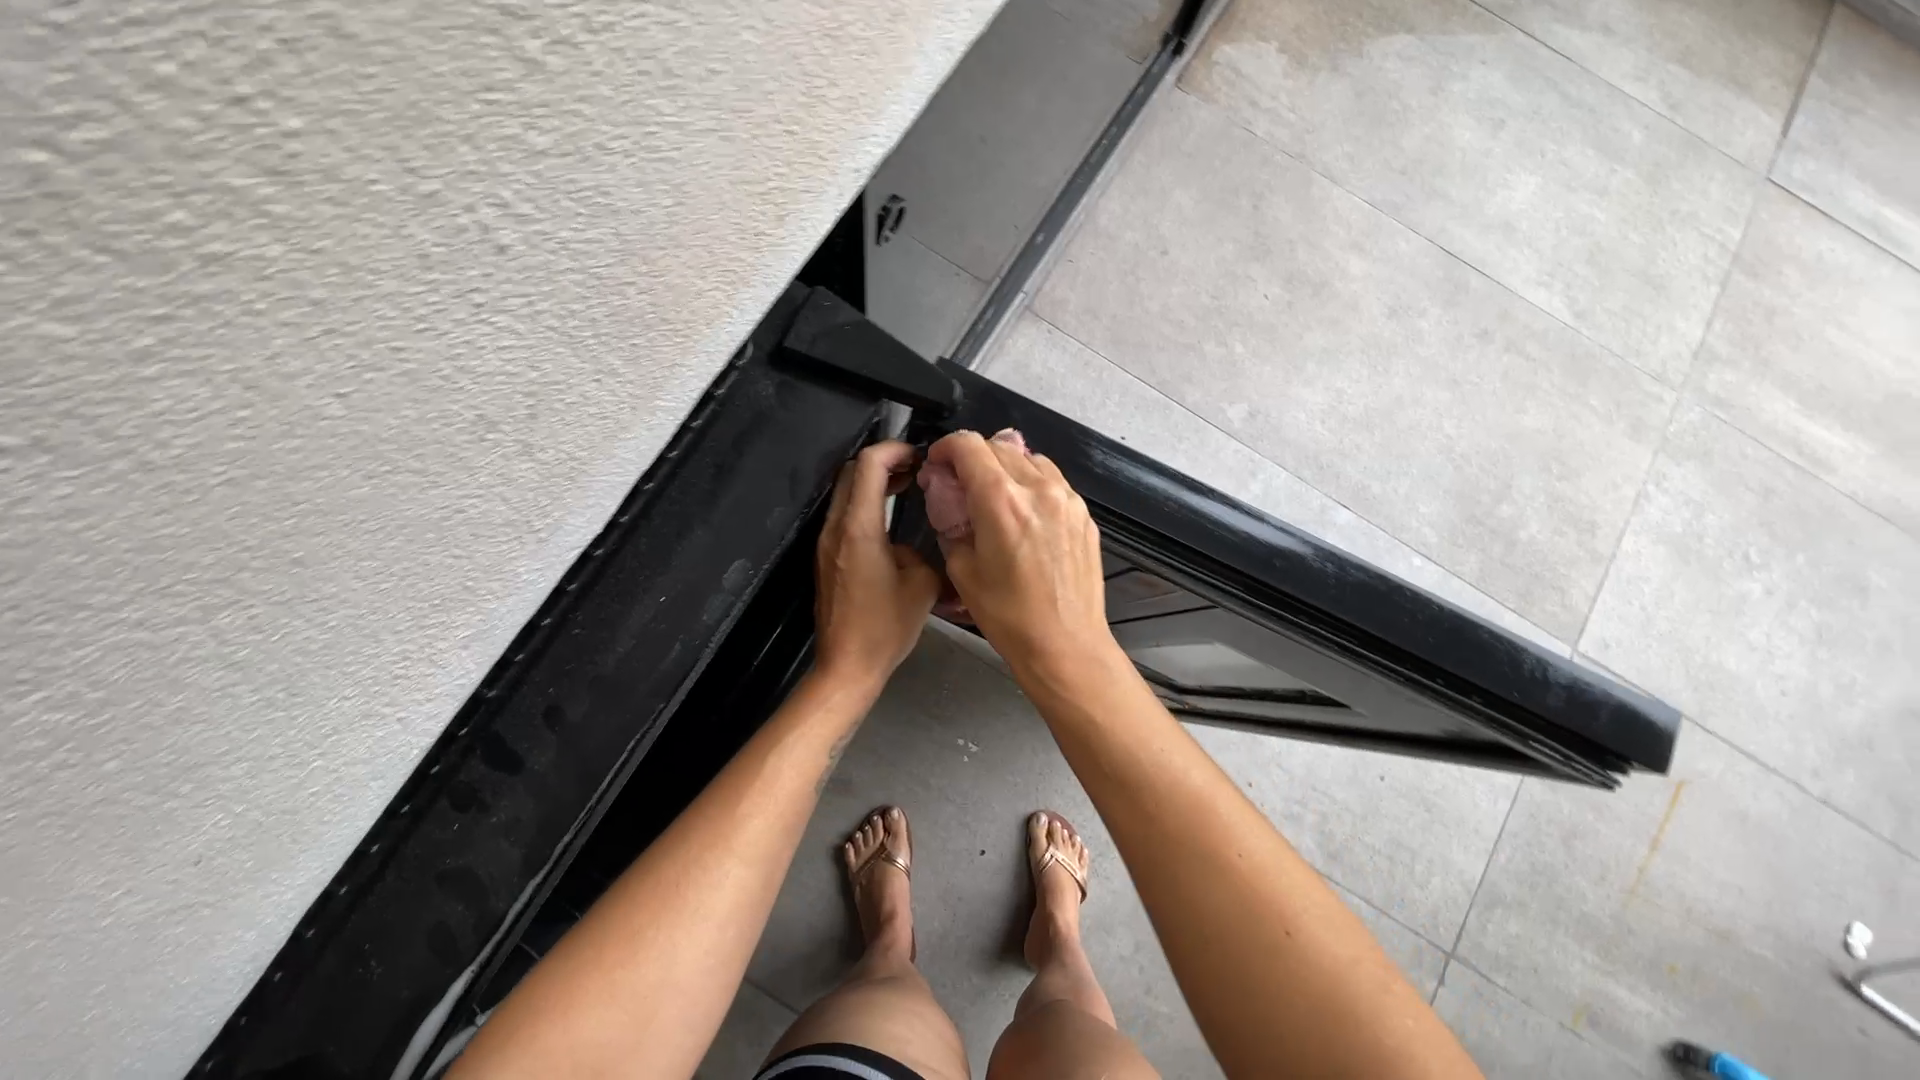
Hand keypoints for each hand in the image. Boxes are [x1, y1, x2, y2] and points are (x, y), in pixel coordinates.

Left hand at [813, 441, 941, 690]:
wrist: (847, 666)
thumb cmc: (884, 629)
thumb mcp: (922, 585)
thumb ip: (919, 551)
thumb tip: (909, 547)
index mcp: (859, 529)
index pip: (869, 465)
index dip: (895, 449)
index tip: (918, 455)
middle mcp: (836, 529)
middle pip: (851, 472)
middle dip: (883, 461)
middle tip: (914, 468)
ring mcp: (826, 544)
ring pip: (845, 494)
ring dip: (873, 484)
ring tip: (905, 488)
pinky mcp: (826, 560)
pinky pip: (843, 517)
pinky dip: (866, 506)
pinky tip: (889, 522)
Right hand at [923, 430, 1118, 680]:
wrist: (1065, 644)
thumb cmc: (1011, 617)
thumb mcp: (962, 572)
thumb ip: (952, 526)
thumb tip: (950, 505)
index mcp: (1002, 502)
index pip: (969, 446)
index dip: (946, 448)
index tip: (938, 462)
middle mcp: (1038, 491)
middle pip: (999, 446)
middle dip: (972, 458)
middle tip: (958, 482)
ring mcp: (1066, 500)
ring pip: (1029, 458)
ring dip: (1004, 466)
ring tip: (991, 494)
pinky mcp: (1083, 515)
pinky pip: (1052, 481)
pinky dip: (1031, 483)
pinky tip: (1021, 510)